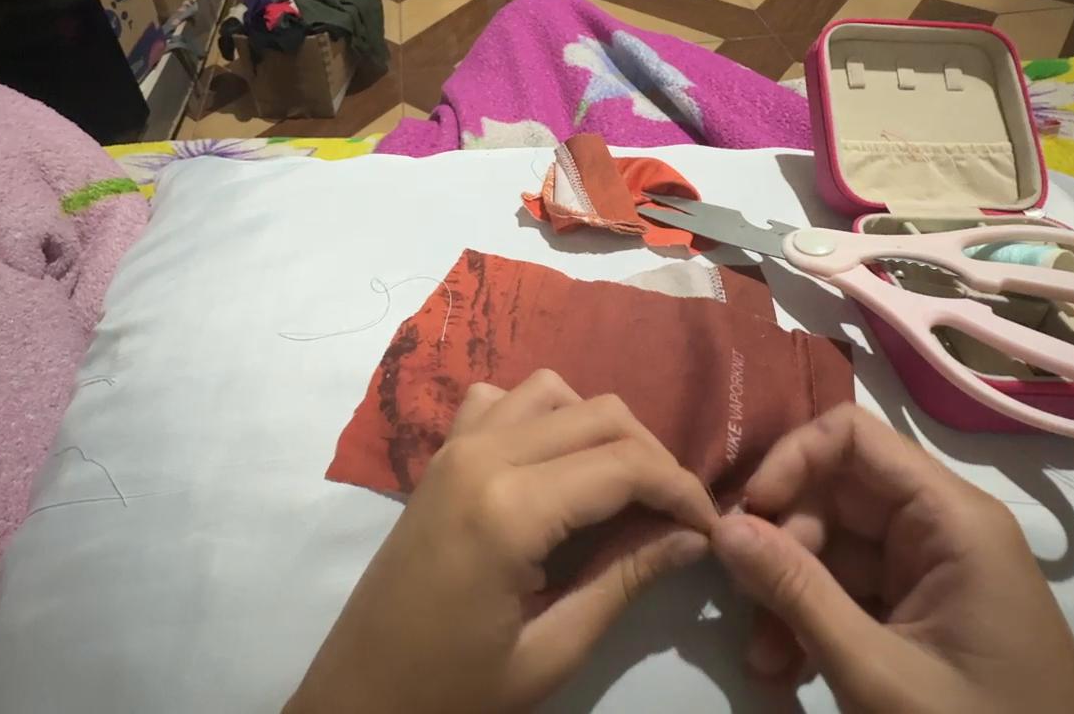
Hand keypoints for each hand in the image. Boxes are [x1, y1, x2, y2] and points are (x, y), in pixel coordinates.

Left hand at [287, 369, 719, 713]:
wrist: (361, 690)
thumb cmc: (454, 686)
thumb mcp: (551, 650)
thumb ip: (624, 579)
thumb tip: (693, 536)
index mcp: (511, 507)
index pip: (624, 465)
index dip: (681, 489)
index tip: (711, 524)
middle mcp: (484, 453)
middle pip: (598, 414)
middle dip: (652, 455)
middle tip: (675, 511)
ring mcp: (456, 443)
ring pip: (552, 390)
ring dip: (598, 425)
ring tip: (619, 482)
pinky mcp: (441, 449)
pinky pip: (500, 398)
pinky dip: (540, 412)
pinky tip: (551, 457)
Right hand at [711, 405, 1073, 713]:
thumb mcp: (877, 673)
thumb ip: (796, 592)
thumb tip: (722, 525)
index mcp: (951, 518)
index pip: (852, 435)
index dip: (792, 459)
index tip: (749, 513)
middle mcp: (941, 527)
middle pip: (833, 491)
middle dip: (781, 544)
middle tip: (744, 603)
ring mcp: (931, 569)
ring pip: (831, 544)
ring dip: (787, 593)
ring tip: (764, 662)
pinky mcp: (921, 608)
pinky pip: (847, 587)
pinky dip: (810, 619)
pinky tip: (786, 671)